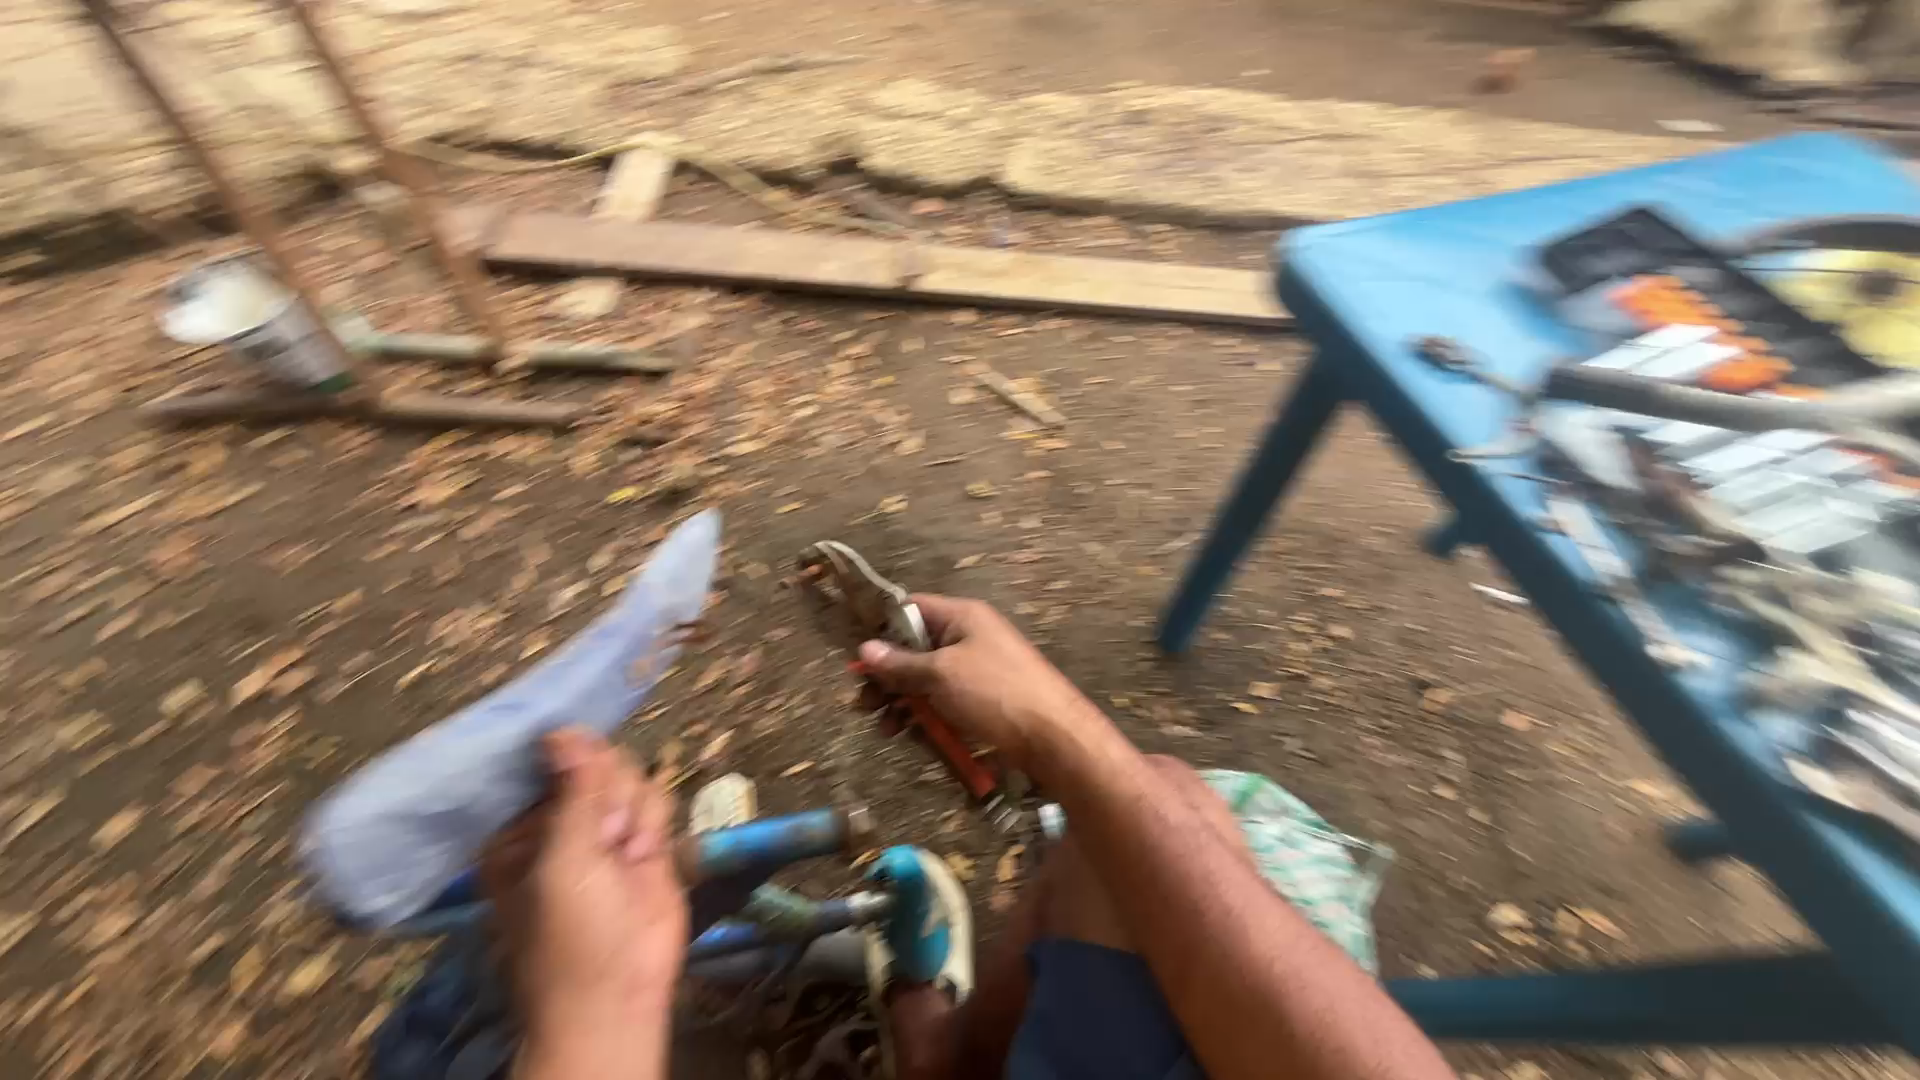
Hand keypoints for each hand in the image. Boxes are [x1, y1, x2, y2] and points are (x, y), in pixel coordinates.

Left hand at [482, 729, 686, 1078]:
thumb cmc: (572, 932)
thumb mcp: (564, 859)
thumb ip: (571, 790)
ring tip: (628, 853)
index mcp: (521, 828)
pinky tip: (647, 856)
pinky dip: (655, 824)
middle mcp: (562, 823)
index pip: (546, 764)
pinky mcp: (643, 840)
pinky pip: (656, 799)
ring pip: (631, 778)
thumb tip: (560, 728)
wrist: (620, 990)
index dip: (571, 755)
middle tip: (608, 832)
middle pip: (597, 763)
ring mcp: (605, 832)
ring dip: (635, 811)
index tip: (587, 764)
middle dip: (610, 792)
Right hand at [858, 594, 1108, 778]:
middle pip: (914, 648)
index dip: (881, 628)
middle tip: (864, 702)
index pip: (911, 608)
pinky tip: (910, 736)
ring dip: (902, 702)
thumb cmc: (995, 693)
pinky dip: (925, 717)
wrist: (1055, 738)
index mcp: (962, 617)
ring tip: (885, 726)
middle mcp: (968, 637)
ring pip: (926, 680)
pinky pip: (943, 702)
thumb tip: (864, 648)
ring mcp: (976, 671)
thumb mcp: (942, 675)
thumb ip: (901, 663)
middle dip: (887, 675)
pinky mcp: (981, 702)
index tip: (857, 655)